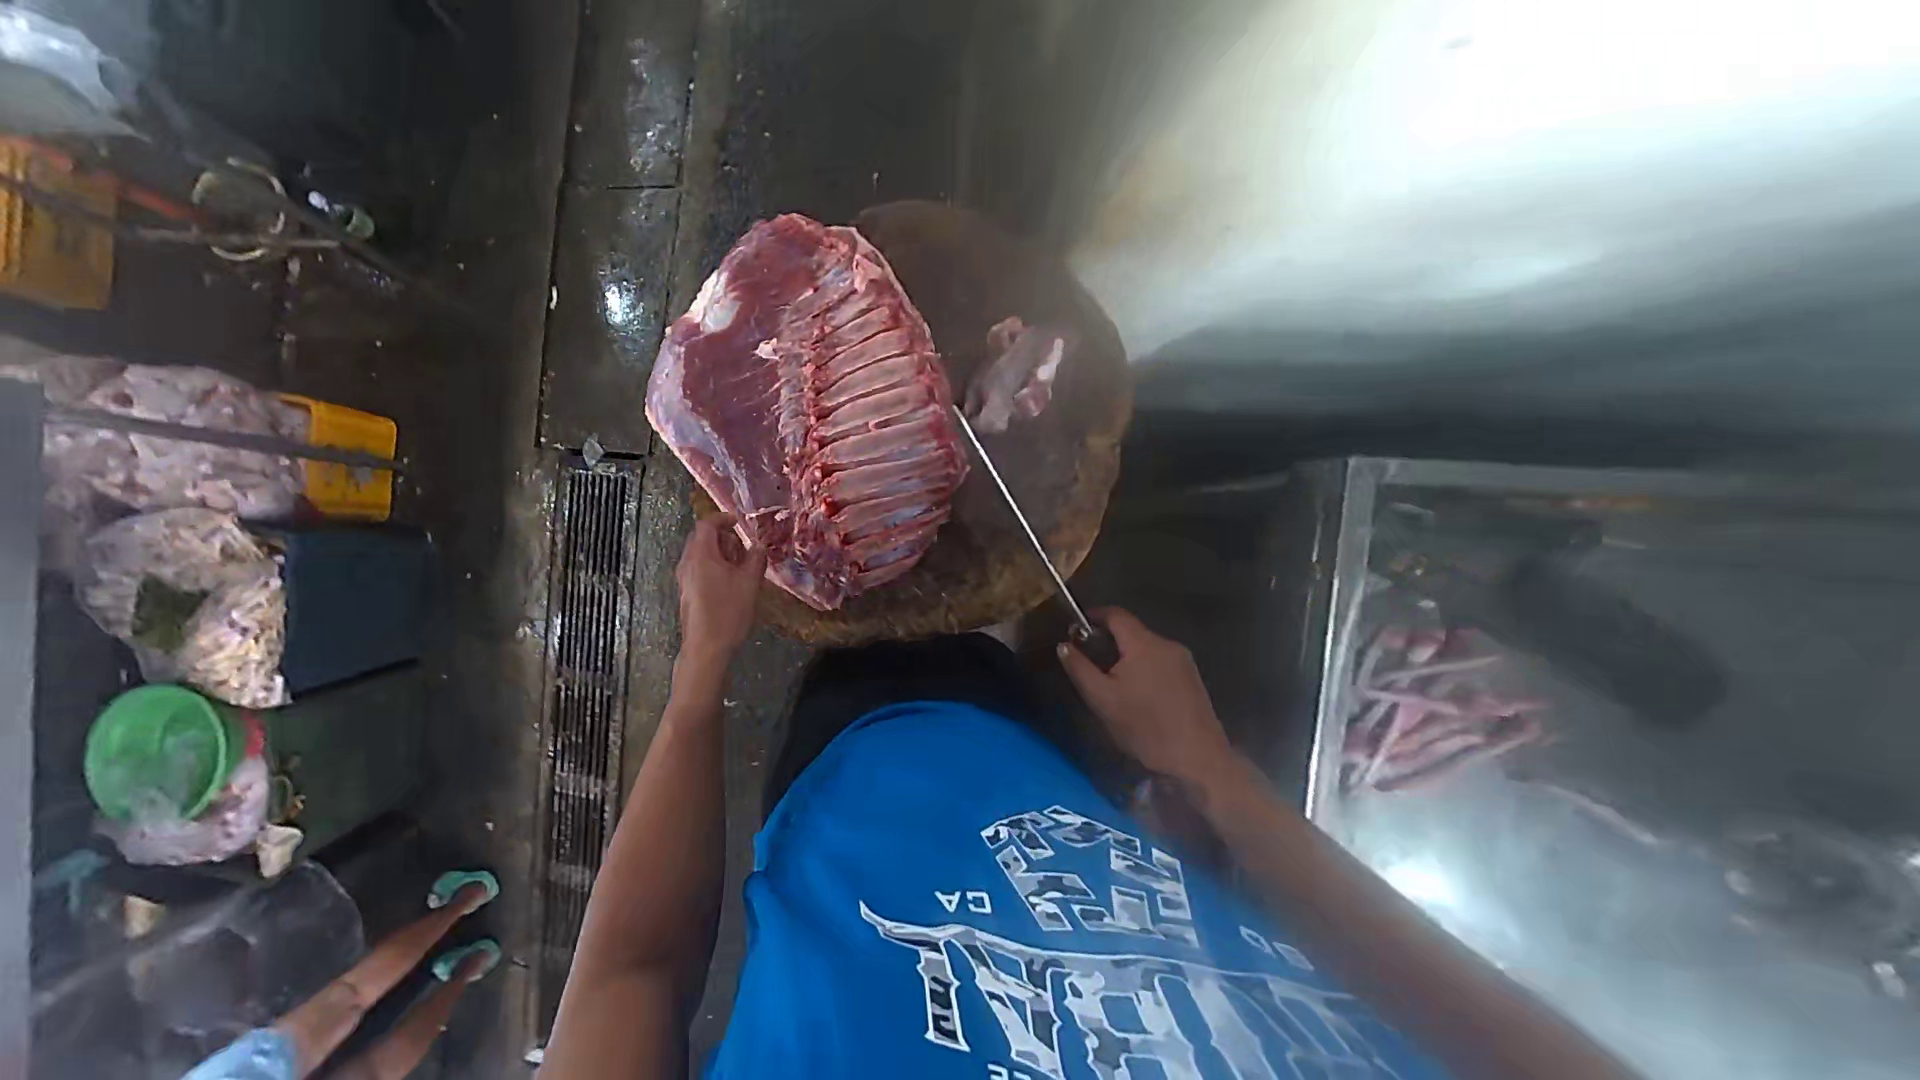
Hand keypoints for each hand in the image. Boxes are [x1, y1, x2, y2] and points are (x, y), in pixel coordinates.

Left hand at [675, 516, 765, 664]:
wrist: (706, 647)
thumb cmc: (729, 611)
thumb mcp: (750, 582)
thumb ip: (756, 558)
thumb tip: (760, 546)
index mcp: (701, 555)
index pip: (707, 524)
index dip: (723, 519)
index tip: (740, 523)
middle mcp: (688, 563)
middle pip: (702, 538)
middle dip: (723, 537)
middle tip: (744, 548)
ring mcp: (684, 578)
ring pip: (700, 554)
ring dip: (720, 553)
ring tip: (740, 566)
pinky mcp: (686, 592)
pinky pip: (698, 568)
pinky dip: (714, 566)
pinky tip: (730, 583)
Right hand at [1059, 608, 1237, 785]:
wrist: (1197, 759)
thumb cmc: (1145, 727)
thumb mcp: (1102, 699)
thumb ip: (1079, 668)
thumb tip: (1063, 644)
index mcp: (1144, 644)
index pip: (1116, 614)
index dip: (1094, 616)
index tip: (1076, 629)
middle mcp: (1167, 644)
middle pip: (1132, 631)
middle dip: (1108, 641)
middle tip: (1089, 662)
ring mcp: (1184, 660)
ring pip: (1146, 648)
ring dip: (1126, 656)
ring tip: (1112, 683)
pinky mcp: (1193, 678)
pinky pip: (1161, 661)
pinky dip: (1144, 667)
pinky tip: (1138, 694)